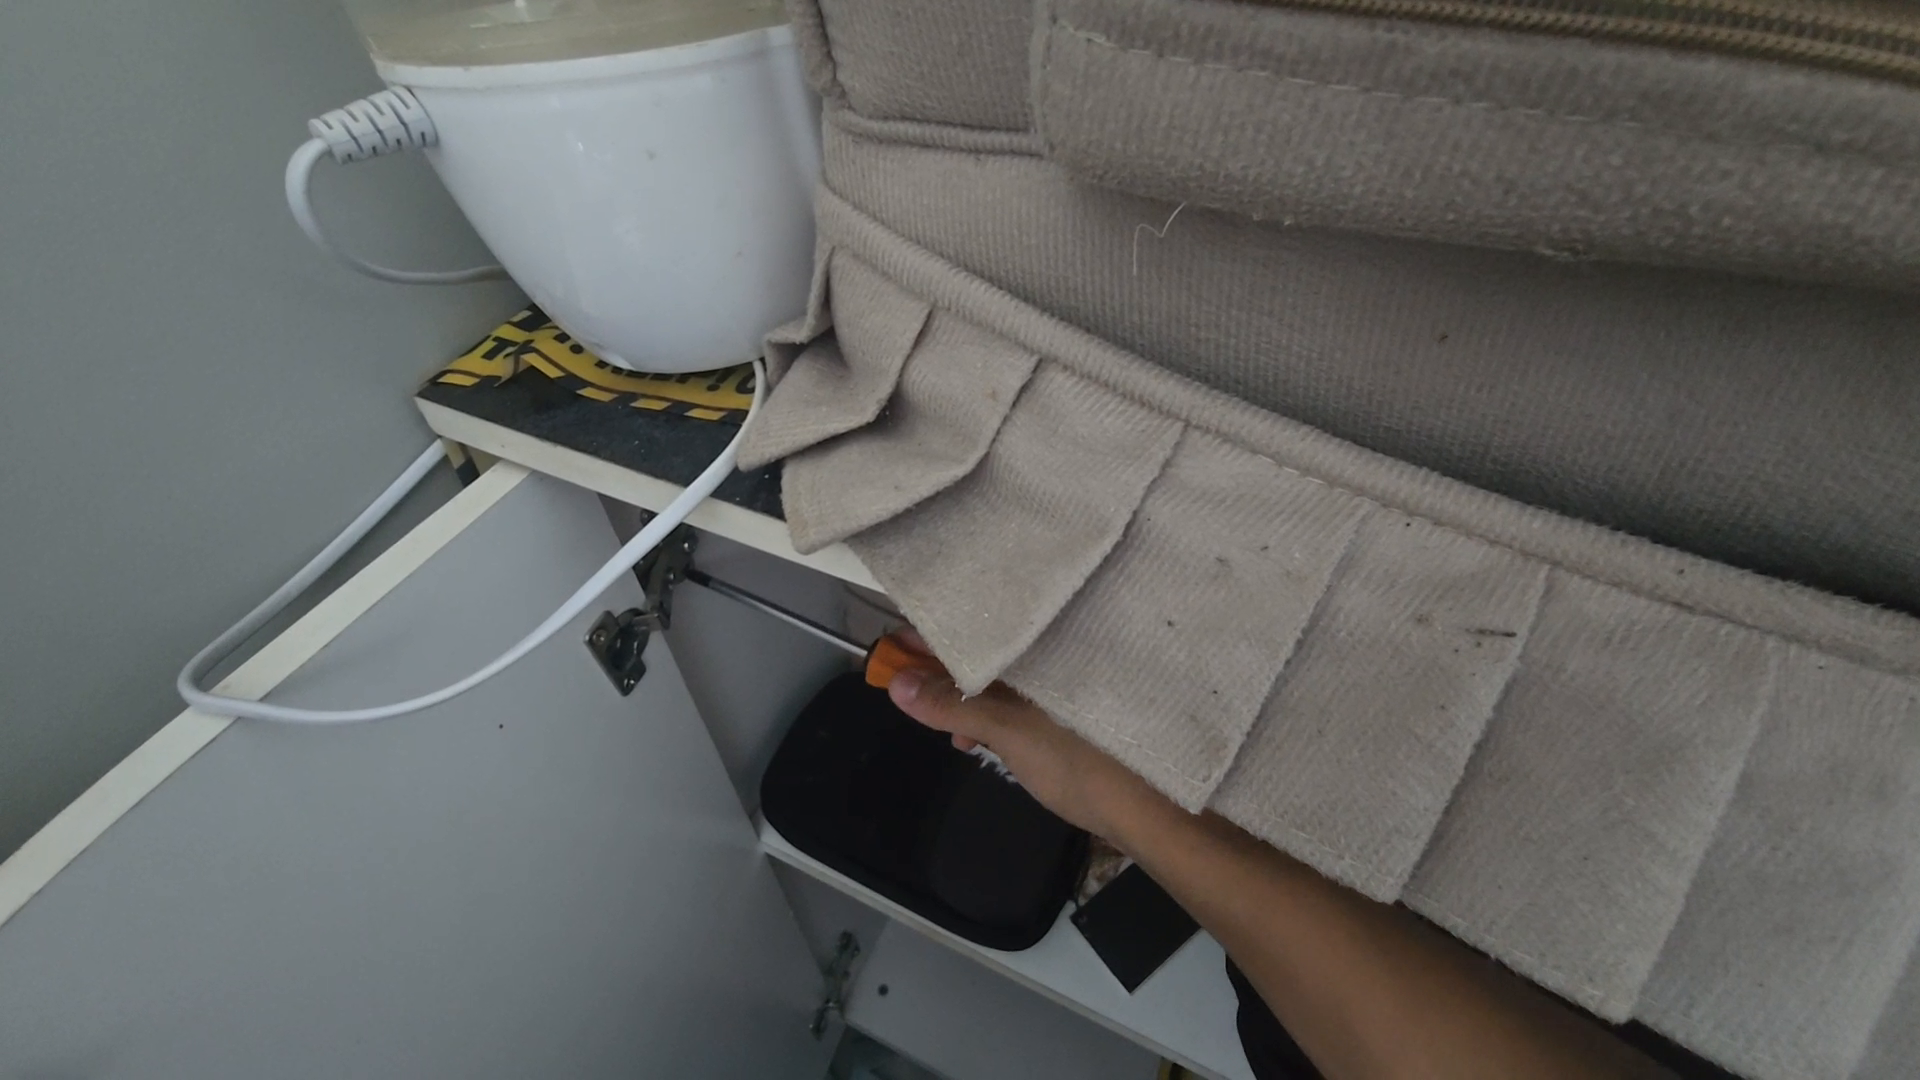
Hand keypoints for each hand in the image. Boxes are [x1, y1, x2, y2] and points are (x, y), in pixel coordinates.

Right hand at [884, 632, 1171, 840]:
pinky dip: (995, 717)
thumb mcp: (1008, 732)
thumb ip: (952, 704)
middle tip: (910, 693)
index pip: (977, 628)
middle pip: (988, 653)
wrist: (1156, 811)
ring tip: (951, 733)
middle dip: (945, 673)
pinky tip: (981, 741)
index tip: (894, 648)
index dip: (932, 637)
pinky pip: (1021, 703)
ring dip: (969, 701)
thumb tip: (897, 684)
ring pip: (1003, 681)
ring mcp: (1067, 686)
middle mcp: (1056, 657)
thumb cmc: (1082, 762)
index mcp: (1043, 649)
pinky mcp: (1074, 713)